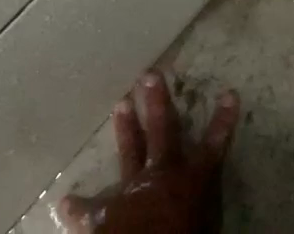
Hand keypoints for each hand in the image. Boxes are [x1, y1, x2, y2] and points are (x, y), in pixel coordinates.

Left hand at [53, 73, 238, 233]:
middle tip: (150, 74)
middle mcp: (160, 175)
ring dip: (126, 128)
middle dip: (157, 102)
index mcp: (190, 181)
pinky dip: (77, 207)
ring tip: (121, 103)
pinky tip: (64, 202)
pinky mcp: (103, 214)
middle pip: (161, 131)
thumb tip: (202, 205)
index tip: (229, 93)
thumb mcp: (204, 224)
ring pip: (129, 152)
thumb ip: (202, 208)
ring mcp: (129, 190)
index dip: (223, 120)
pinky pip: (87, 210)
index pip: (212, 145)